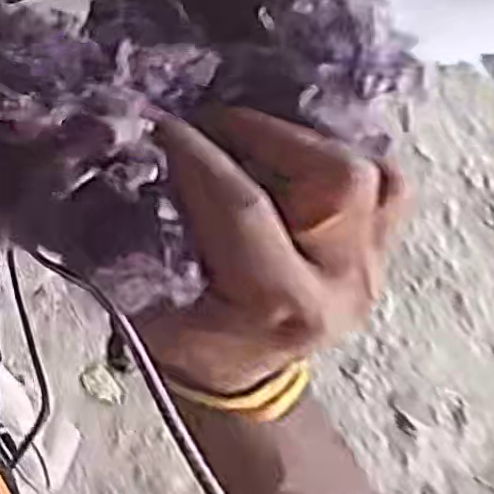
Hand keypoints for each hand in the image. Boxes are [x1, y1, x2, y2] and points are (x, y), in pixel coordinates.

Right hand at [141, 107, 410, 394]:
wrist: (230, 372)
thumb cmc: (171, 333)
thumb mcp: (136, 290)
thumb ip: (131, 228)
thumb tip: (111, 160)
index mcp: (276, 300)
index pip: (242, 203)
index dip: (192, 150)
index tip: (151, 121)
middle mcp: (340, 281)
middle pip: (336, 177)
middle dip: (263, 132)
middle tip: (203, 120)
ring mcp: (372, 267)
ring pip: (372, 174)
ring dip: (300, 139)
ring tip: (240, 131)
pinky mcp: (378, 251)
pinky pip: (381, 185)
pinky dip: (329, 154)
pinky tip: (277, 148)